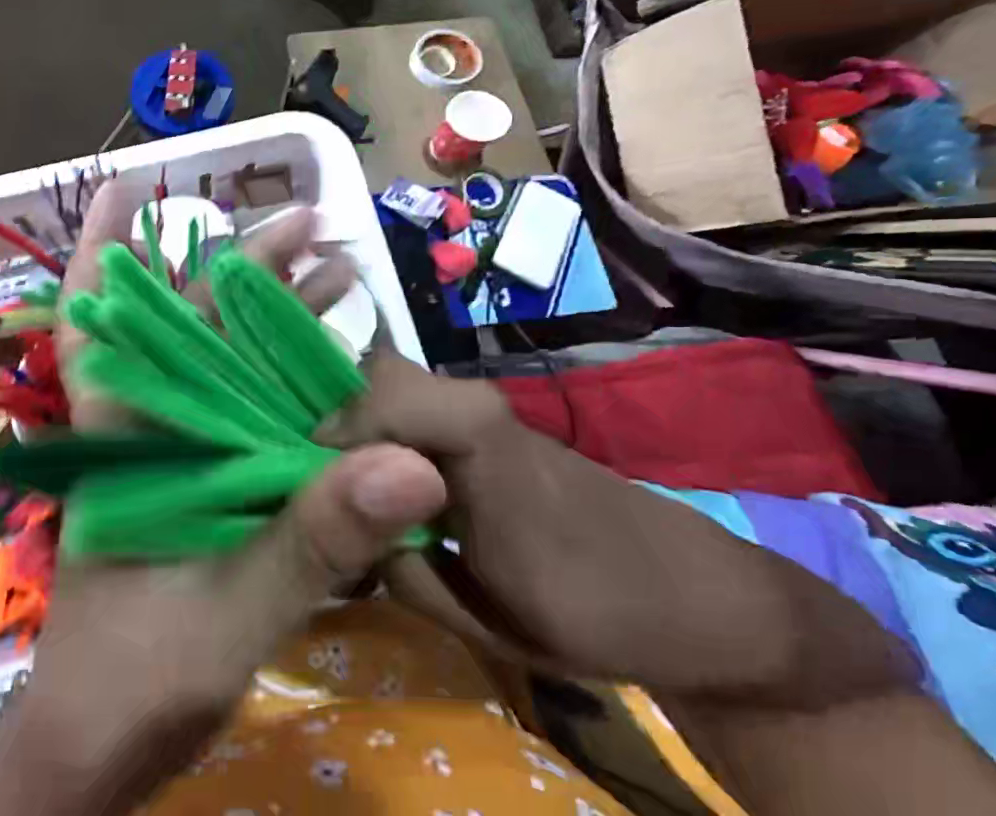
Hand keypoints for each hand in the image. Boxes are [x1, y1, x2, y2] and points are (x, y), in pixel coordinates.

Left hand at [0, 188, 446, 815]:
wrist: (109, 753)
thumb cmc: (137, 680)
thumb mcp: (227, 613)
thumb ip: (309, 541)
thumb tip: (407, 463)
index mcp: (123, 445)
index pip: (104, 328)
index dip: (108, 253)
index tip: (129, 188)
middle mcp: (151, 439)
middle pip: (193, 334)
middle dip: (242, 275)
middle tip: (309, 227)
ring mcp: (185, 466)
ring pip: (232, 373)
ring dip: (282, 323)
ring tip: (343, 273)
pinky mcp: (215, 496)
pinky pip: (259, 425)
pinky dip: (296, 390)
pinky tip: (343, 369)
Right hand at [323, 349, 916, 706]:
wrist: (692, 593)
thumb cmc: (598, 610)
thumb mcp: (490, 619)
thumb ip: (408, 573)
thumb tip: (342, 540)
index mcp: (484, 447)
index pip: (391, 401)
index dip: (337, 434)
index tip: (303, 486)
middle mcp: (477, 409)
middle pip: (379, 376)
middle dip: (330, 419)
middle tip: (306, 481)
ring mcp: (481, 412)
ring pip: (391, 387)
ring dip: (351, 425)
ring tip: (325, 483)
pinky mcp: (484, 428)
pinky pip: (411, 408)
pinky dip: (377, 432)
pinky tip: (368, 483)